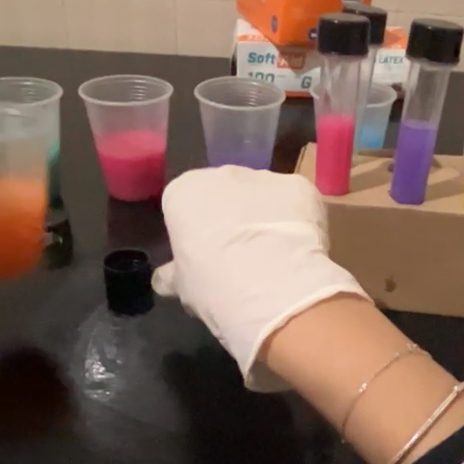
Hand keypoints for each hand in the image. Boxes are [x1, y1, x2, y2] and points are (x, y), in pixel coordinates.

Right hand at [154, 167, 368, 390]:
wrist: (271, 289)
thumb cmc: (214, 287)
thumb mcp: (183, 287)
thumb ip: (172, 275)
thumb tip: (164, 279)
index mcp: (184, 192)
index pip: (183, 204)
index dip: (195, 230)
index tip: (205, 255)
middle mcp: (223, 174)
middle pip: (224, 192)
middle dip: (231, 217)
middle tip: (240, 255)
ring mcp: (264, 177)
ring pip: (263, 194)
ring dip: (266, 216)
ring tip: (275, 256)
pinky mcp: (300, 187)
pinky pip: (296, 202)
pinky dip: (298, 220)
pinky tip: (300, 249)